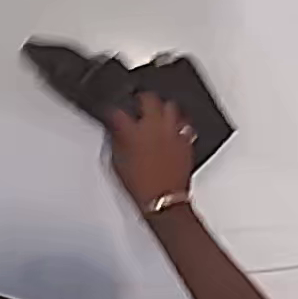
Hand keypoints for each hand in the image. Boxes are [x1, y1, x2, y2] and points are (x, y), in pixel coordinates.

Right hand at [106, 92, 194, 209]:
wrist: (164, 201)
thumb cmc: (141, 186)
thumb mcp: (117, 163)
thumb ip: (117, 142)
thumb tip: (116, 133)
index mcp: (132, 133)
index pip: (118, 113)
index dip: (113, 111)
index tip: (112, 112)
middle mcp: (154, 128)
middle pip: (149, 98)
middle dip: (141, 97)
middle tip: (138, 101)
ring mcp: (172, 132)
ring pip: (170, 106)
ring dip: (163, 107)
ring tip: (158, 110)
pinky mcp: (185, 140)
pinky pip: (185, 124)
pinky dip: (179, 123)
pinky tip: (173, 127)